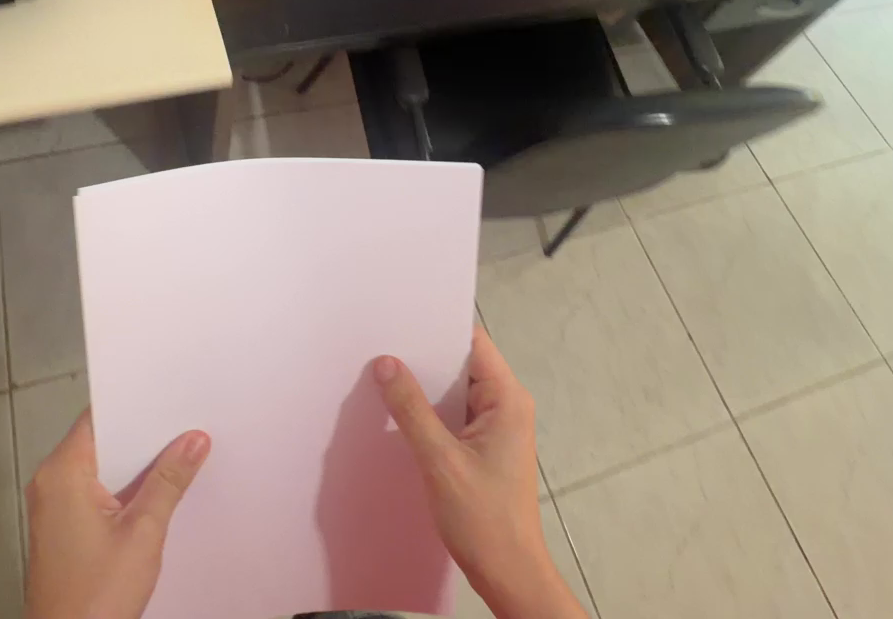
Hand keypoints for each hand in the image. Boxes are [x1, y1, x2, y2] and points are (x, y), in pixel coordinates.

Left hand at [24, 410, 210, 618]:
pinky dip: (127, 484)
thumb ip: (169, 480)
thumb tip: (196, 438)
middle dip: (144, 432)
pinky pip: (98, 489)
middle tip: (187, 416)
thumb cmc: (97, 595)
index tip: (171, 390)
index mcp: (62, 473)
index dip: (135, 402)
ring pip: (103, 466)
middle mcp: (51, 483)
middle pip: (102, 439)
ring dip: (138, 461)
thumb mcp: (143, 532)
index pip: (99, 417)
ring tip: (183, 445)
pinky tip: (162, 485)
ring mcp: (55, 507)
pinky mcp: (63, 529)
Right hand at [372, 328, 585, 618]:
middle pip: (463, 362)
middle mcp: (506, 403)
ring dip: (426, 383)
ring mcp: (497, 425)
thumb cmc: (484, 519)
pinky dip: (430, 408)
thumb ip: (412, 410)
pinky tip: (400, 408)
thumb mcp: (440, 461)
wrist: (510, 575)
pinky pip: (455, 411)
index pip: (473, 342)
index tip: (402, 318)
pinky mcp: (485, 444)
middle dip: (425, 354)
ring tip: (384, 370)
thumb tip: (385, 363)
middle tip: (383, 343)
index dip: (439, 326)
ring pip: (456, 388)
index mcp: (507, 398)